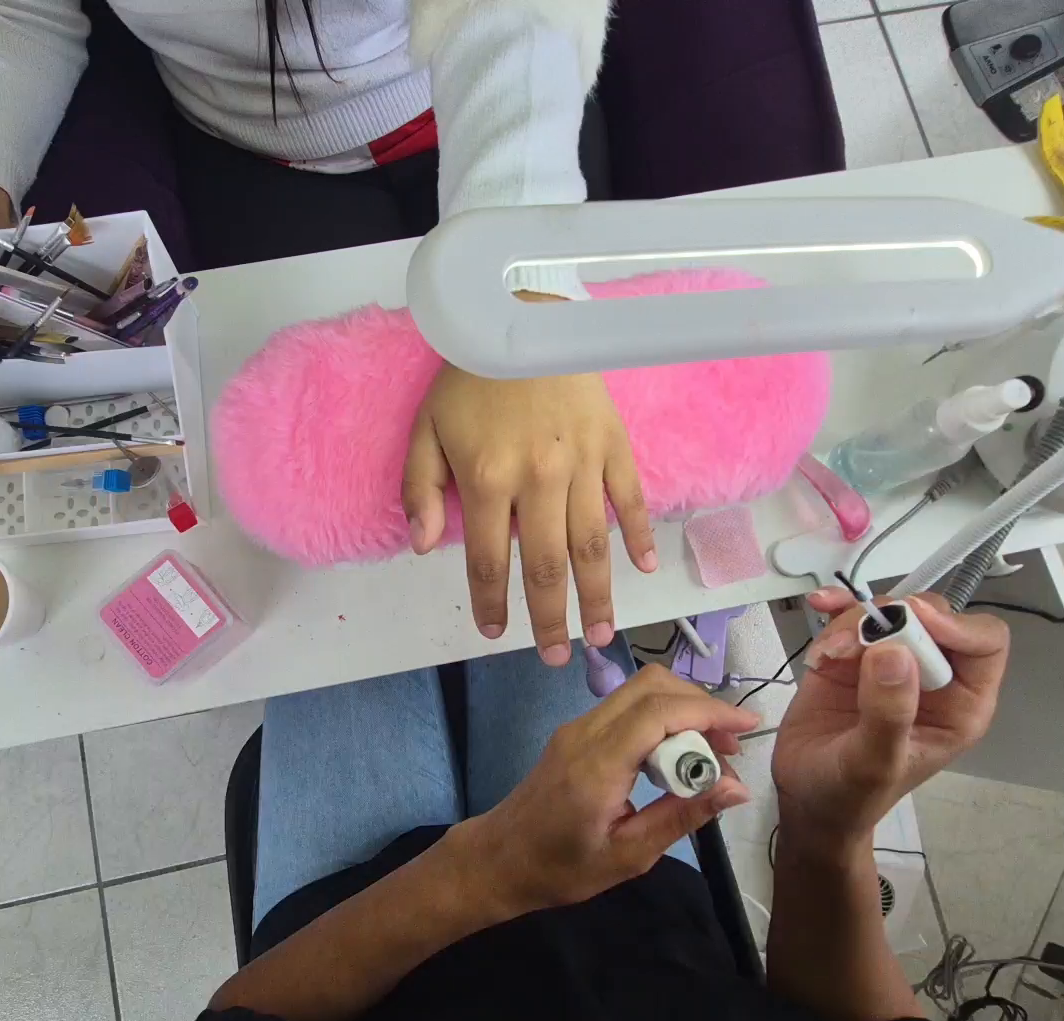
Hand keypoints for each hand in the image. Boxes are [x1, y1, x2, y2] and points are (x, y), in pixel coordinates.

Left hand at [402, 344, 656, 665]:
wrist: (520, 320)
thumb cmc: (468, 379)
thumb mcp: (426, 429)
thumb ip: (420, 489)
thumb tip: (424, 548)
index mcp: (488, 480)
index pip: (491, 560)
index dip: (492, 602)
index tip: (494, 632)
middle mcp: (539, 480)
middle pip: (548, 566)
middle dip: (552, 618)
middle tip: (555, 656)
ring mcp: (582, 464)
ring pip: (593, 544)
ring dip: (598, 594)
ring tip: (602, 633)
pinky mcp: (613, 445)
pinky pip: (631, 498)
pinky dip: (639, 535)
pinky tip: (643, 568)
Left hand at [448, 666, 755, 914]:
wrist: (500, 858)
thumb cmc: (561, 868)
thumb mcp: (629, 855)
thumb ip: (681, 816)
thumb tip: (735, 788)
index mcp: (597, 764)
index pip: (659, 712)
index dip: (709, 711)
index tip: (749, 727)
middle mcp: (585, 732)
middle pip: (650, 685)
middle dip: (700, 703)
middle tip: (731, 747)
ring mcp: (577, 727)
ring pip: (638, 691)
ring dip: (682, 709)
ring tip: (712, 754)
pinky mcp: (576, 733)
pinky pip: (626, 709)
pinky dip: (661, 719)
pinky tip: (678, 756)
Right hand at [771, 590, 1009, 851]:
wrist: (805, 798)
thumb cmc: (849, 794)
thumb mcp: (874, 762)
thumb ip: (888, 712)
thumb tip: (894, 652)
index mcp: (958, 705)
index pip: (982, 644)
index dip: (953, 625)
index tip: (907, 621)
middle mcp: (929, 678)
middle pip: (930, 618)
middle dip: (890, 620)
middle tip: (848, 644)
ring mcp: (886, 665)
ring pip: (886, 613)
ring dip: (852, 620)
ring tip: (825, 653)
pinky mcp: (848, 659)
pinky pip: (849, 618)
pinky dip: (833, 609)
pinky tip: (818, 608)